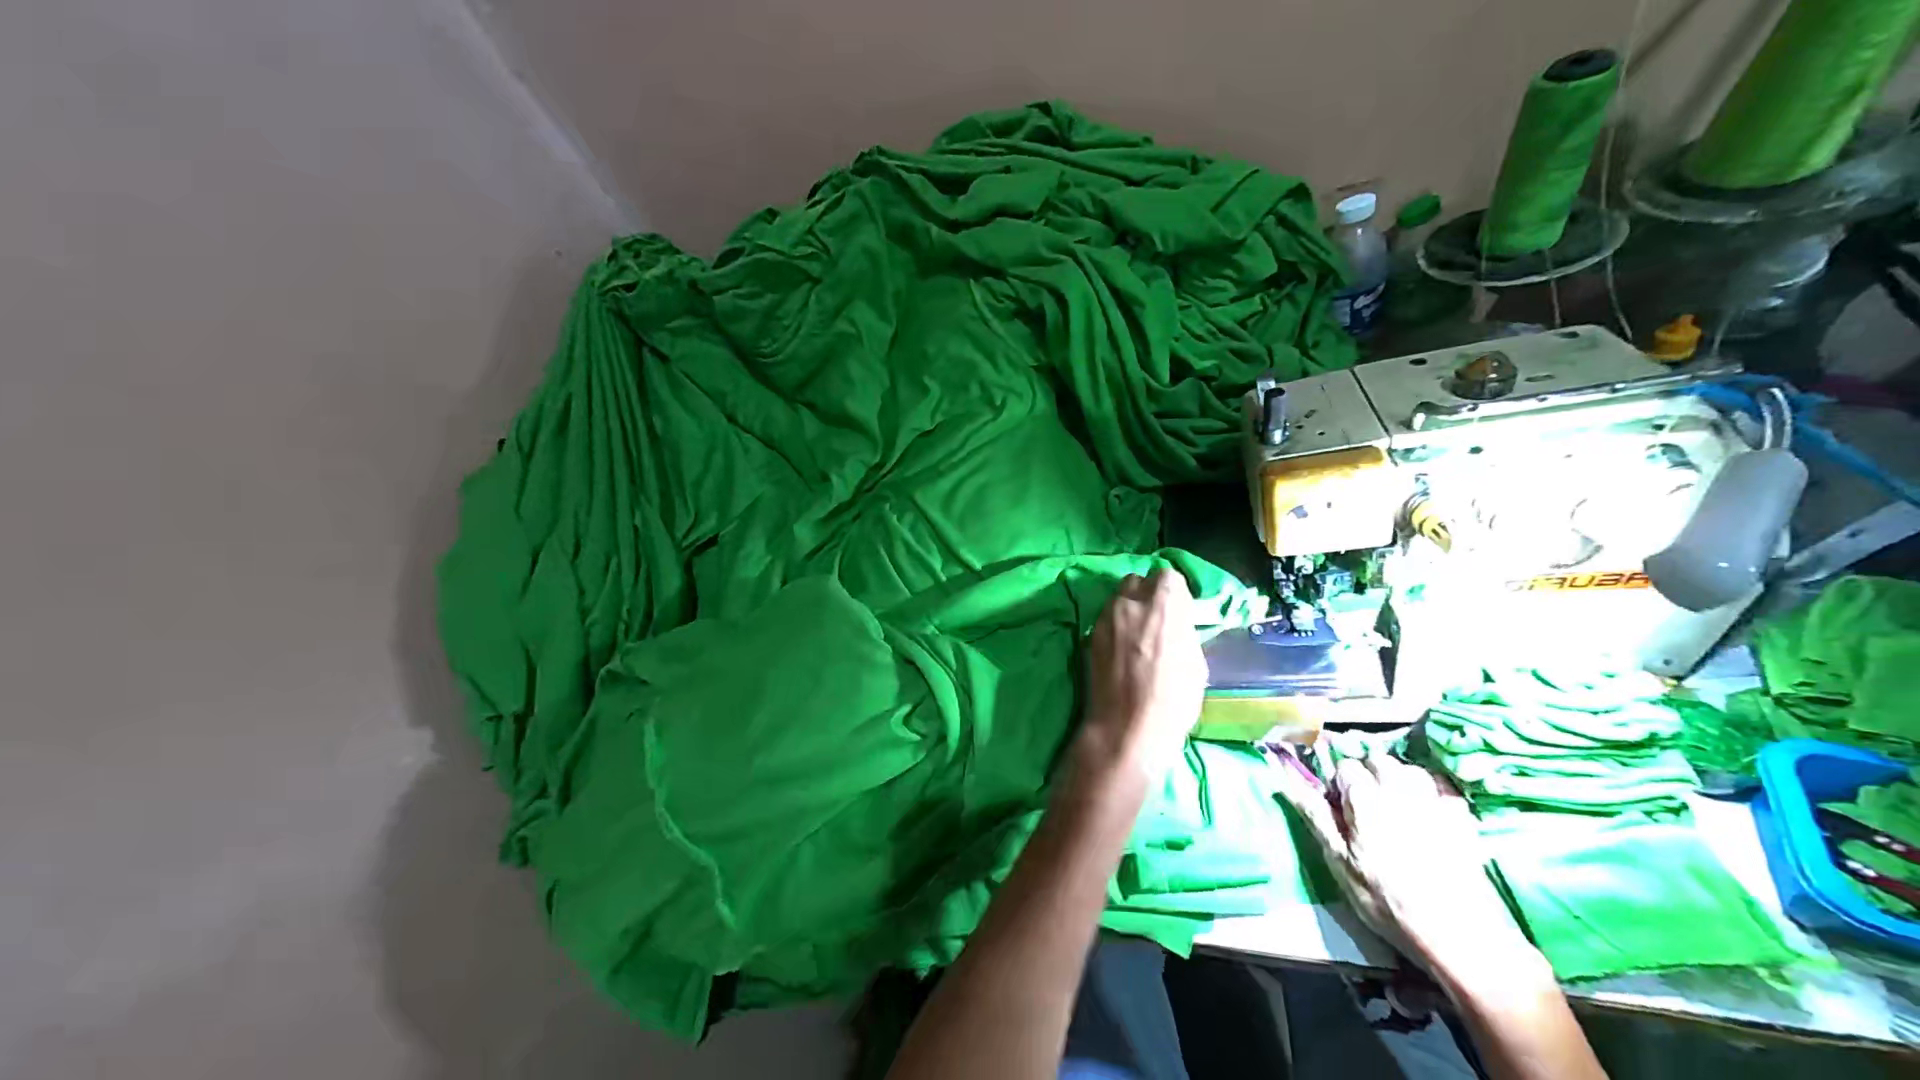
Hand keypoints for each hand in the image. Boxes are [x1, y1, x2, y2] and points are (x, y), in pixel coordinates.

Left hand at [1074, 568, 1207, 782]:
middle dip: (1146, 594)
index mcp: (1163, 605)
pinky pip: (1104, 620)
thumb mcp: (1195, 663)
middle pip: (1137, 581)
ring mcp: (1104, 619)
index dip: (1173, 592)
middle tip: (1155, 619)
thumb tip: (1178, 626)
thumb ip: (1183, 632)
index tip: (1178, 611)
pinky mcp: (1089, 637)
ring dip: (1127, 609)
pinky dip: (1113, 626)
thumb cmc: (1173, 700)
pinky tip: (1120, 650)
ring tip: (1136, 635)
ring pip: (1116, 599)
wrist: (1126, 728)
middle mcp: (1129, 603)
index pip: (1166, 576)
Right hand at [1274, 752, 1543, 985]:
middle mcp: (1400, 789)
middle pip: (1378, 761)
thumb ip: (1315, 813)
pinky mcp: (1464, 817)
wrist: (1461, 936)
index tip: (1341, 809)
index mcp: (1365, 798)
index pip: (1345, 766)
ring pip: (1410, 769)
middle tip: (1367, 810)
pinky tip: (1428, 815)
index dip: (1339, 785)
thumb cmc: (1388, 902)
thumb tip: (1287, 776)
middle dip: (1369, 776)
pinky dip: (1431, 792)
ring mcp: (1435, 801)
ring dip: (1400, 780)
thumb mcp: (1340, 862)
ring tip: (1397, 809)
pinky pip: (1442, 786)